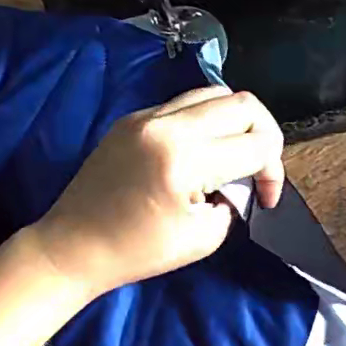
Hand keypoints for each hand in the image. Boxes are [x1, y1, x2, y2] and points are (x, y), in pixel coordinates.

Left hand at [24, 85, 285, 297]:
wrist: (72, 247)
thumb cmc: (136, 252)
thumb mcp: (202, 239)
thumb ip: (232, 202)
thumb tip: (239, 181)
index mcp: (185, 159)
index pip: (257, 143)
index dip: (273, 171)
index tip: (265, 197)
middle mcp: (166, 125)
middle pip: (243, 103)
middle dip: (264, 134)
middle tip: (258, 168)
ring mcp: (145, 116)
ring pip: (214, 92)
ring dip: (235, 121)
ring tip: (232, 155)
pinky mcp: (131, 118)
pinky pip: (183, 103)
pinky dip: (205, 120)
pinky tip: (201, 151)